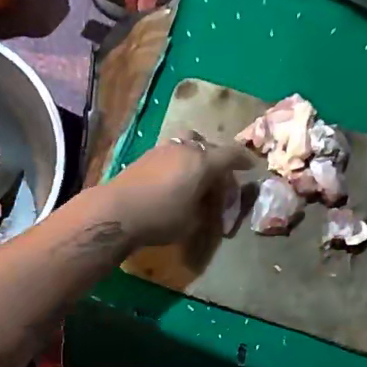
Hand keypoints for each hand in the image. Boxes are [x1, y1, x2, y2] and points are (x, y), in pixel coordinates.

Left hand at [92, 133, 249, 246]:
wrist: (116, 211)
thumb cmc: (160, 218)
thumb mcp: (192, 222)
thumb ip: (206, 211)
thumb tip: (207, 206)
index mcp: (203, 162)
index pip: (232, 155)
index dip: (244, 161)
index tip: (250, 167)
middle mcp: (186, 148)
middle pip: (210, 147)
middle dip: (219, 160)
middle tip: (220, 179)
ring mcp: (164, 148)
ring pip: (189, 144)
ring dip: (197, 157)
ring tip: (196, 176)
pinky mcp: (146, 156)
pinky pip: (172, 152)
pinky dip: (179, 162)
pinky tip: (174, 179)